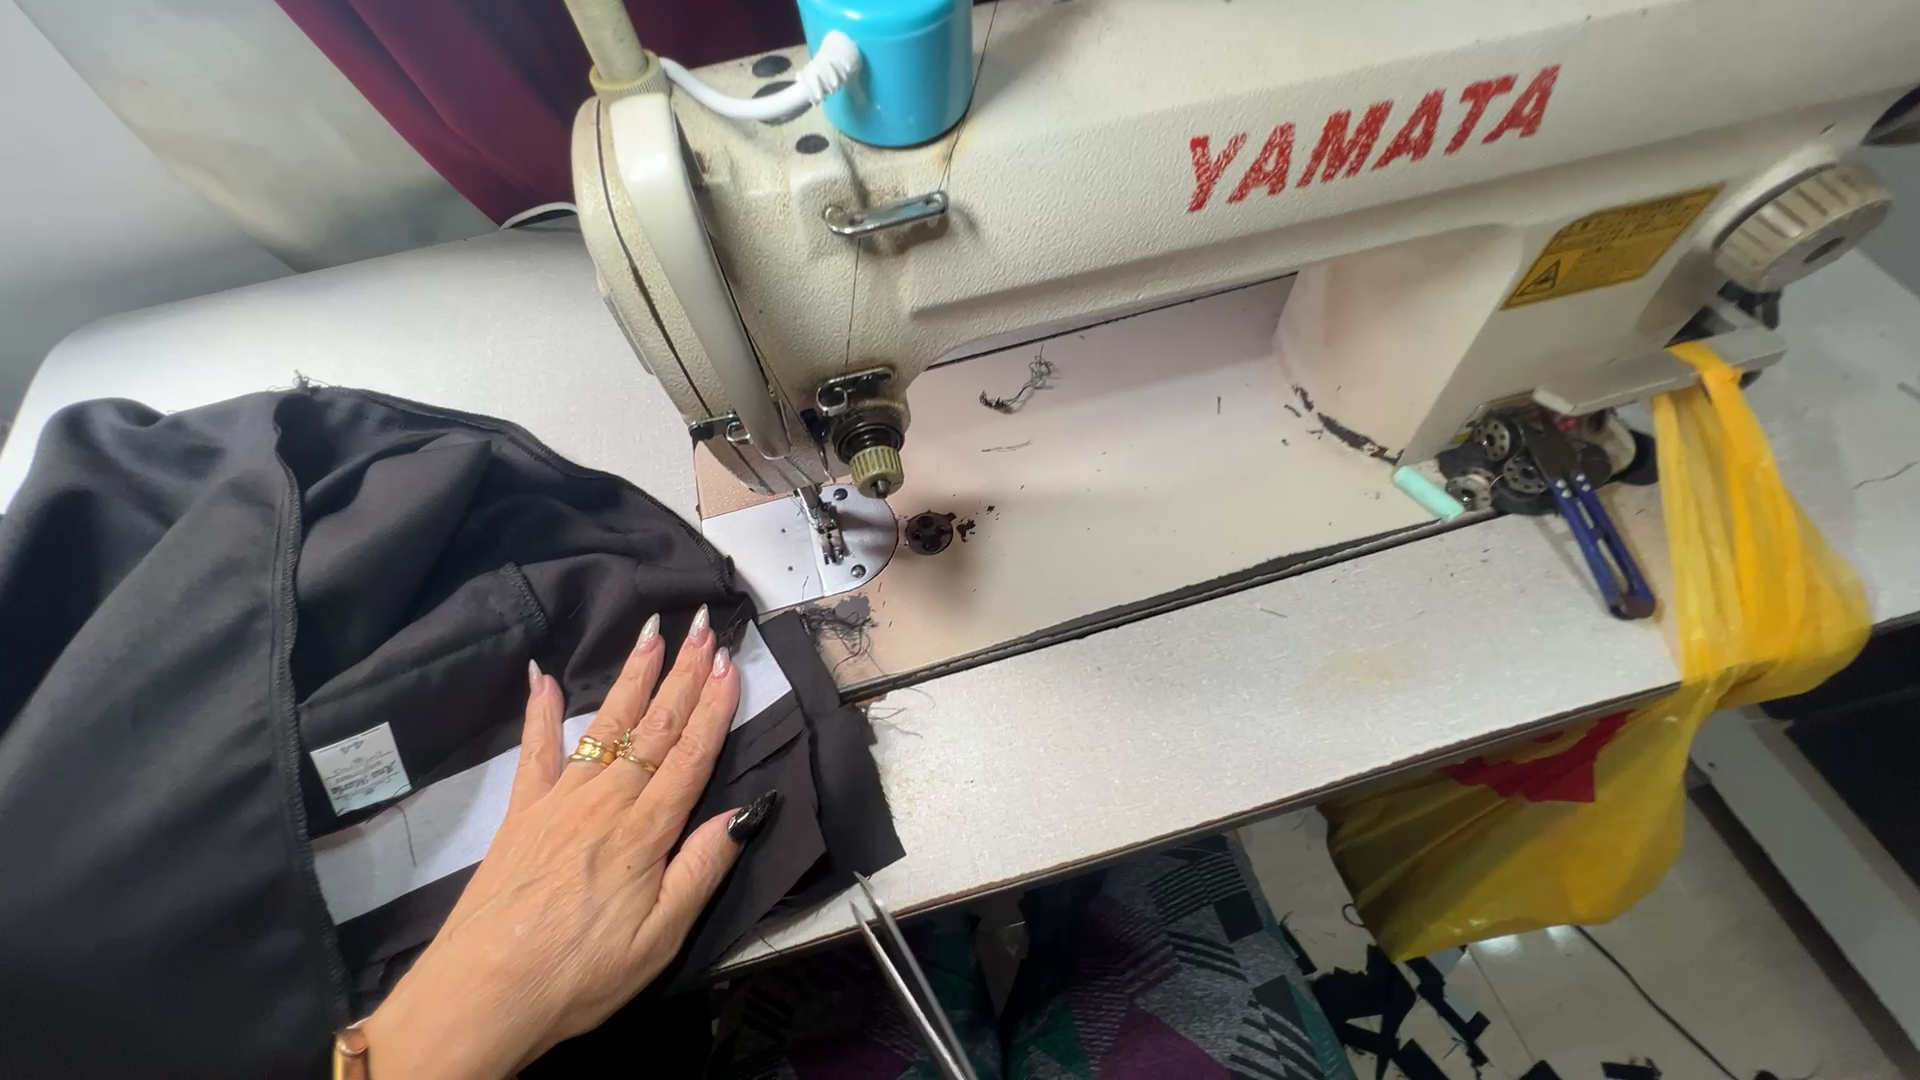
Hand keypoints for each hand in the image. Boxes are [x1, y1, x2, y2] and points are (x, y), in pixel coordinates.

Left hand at [359, 607, 776, 1078]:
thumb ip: (702, 869)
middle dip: (683, 672)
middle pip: (656, 726)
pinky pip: (535, 752)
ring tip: (651, 632)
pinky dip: (539, 713)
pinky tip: (543, 677)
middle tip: (700, 624)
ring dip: (634, 675)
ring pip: (609, 725)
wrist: (473, 1003)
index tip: (728, 661)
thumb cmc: (578, 975)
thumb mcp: (659, 940)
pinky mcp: (522, 812)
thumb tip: (744, 811)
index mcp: (645, 831)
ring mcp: (560, 801)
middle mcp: (606, 801)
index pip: (690, 754)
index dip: (713, 706)